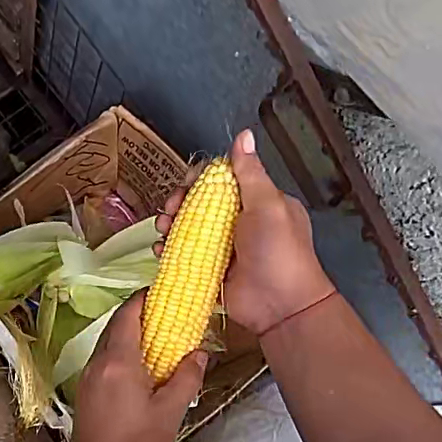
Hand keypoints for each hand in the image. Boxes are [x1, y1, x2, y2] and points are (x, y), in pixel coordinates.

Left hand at [62, 292, 206, 441]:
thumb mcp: (169, 413)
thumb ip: (186, 378)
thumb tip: (199, 353)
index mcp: (117, 361)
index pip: (128, 313)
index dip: (145, 298)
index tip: (165, 293)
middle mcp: (98, 362)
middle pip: (117, 325)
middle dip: (141, 315)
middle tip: (169, 315)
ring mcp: (88, 376)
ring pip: (110, 343)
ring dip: (132, 335)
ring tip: (161, 340)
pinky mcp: (86, 391)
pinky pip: (106, 360)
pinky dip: (124, 353)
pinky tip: (143, 368)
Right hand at [159, 130, 334, 335]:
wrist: (281, 307)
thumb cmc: (279, 253)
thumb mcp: (267, 206)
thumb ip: (250, 173)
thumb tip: (244, 134)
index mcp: (258, 203)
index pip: (223, 181)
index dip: (200, 179)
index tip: (186, 184)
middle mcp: (240, 223)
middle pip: (201, 204)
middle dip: (180, 203)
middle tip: (170, 209)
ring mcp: (224, 249)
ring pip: (189, 229)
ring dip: (171, 225)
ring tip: (162, 228)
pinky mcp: (211, 272)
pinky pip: (185, 256)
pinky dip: (170, 251)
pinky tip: (160, 250)